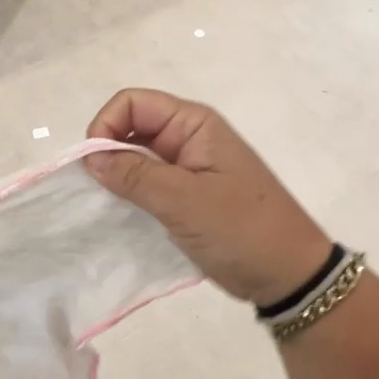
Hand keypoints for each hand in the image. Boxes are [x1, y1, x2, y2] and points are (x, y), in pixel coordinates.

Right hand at [86, 89, 331, 306]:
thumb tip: (90, 157)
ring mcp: (187, 168)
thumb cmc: (242, 230)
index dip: (106, 126)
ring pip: (135, 158)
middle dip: (107, 153)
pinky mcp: (184, 196)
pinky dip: (129, 196)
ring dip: (117, 177)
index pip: (132, 103)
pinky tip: (120, 217)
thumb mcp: (183, 201)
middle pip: (130, 128)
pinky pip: (146, 185)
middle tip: (98, 191)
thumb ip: (134, 175)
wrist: (287, 275)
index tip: (93, 165)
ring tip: (107, 207)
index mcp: (194, 125)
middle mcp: (188, 138)